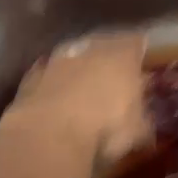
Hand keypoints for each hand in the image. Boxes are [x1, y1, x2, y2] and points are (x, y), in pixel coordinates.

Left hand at [1, 32, 150, 168]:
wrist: (49, 135)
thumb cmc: (105, 128)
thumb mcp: (137, 132)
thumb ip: (143, 121)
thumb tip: (147, 123)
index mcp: (122, 55)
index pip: (136, 43)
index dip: (139, 53)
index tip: (141, 62)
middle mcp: (89, 48)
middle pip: (102, 45)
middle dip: (107, 59)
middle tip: (112, 77)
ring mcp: (57, 60)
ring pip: (72, 58)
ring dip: (77, 70)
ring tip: (82, 89)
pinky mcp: (30, 78)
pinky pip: (46, 76)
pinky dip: (52, 85)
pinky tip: (54, 100)